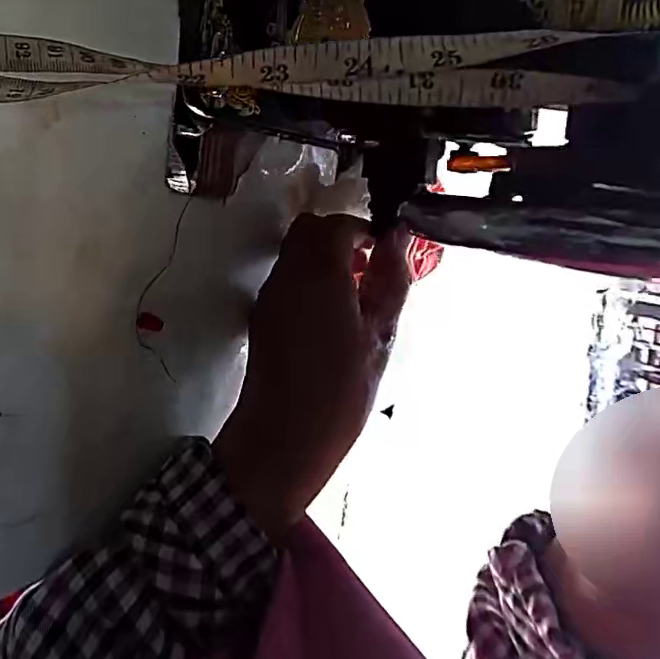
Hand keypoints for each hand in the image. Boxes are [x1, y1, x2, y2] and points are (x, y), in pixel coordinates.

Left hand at [213, 214, 411, 537]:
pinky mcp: (262, 314)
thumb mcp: (380, 334)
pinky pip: (286, 278)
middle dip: (340, 238)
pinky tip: (331, 316)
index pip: (337, 224)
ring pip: (294, 252)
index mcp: (318, 271)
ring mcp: (270, 294)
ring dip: (323, 259)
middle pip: (309, 230)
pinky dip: (308, 280)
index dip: (364, 231)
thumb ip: (390, 279)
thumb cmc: (340, 391)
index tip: (385, 251)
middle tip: (369, 268)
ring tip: (355, 296)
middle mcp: (287, 274)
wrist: (286, 434)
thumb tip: (397, 240)